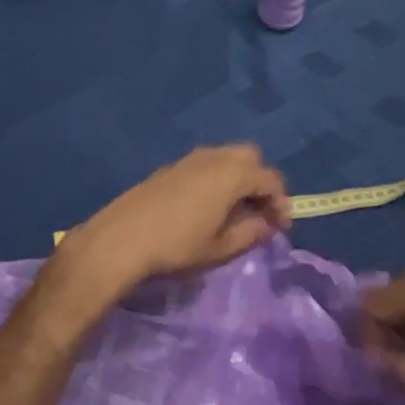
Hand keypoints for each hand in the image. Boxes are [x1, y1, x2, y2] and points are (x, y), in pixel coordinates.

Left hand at [52, 144, 291, 297]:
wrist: (123, 237)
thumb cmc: (178, 245)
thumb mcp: (221, 247)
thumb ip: (251, 232)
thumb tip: (267, 223)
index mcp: (231, 174)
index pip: (270, 179)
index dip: (281, 203)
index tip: (280, 228)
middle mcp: (213, 158)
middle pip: (250, 157)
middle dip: (260, 181)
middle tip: (259, 212)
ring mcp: (189, 159)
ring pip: (226, 157)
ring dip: (238, 178)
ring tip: (235, 210)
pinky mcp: (171, 167)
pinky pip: (206, 163)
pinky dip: (217, 177)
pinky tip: (208, 206)